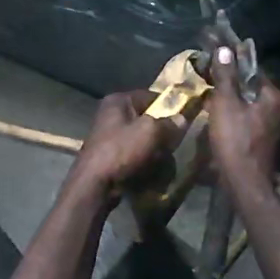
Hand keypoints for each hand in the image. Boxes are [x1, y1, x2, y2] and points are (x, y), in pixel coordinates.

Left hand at [66, 90, 180, 198]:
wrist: (95, 182)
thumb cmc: (122, 150)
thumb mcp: (150, 132)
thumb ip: (168, 123)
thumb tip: (181, 119)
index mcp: (118, 101)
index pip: (150, 96)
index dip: (169, 106)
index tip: (184, 119)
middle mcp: (111, 113)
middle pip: (146, 118)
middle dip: (161, 132)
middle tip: (174, 143)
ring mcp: (109, 134)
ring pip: (142, 137)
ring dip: (154, 149)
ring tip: (163, 159)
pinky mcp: (110, 153)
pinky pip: (134, 152)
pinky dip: (144, 159)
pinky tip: (151, 169)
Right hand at [204, 46, 279, 192]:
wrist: (244, 182)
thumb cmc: (235, 140)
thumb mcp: (226, 104)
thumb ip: (225, 76)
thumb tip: (224, 49)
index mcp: (271, 95)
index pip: (250, 66)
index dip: (231, 56)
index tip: (213, 45)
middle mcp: (274, 106)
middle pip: (247, 82)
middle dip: (227, 73)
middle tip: (204, 63)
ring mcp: (267, 122)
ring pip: (243, 98)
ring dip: (226, 90)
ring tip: (204, 81)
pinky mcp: (257, 134)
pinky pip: (241, 112)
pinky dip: (227, 106)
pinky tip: (211, 105)